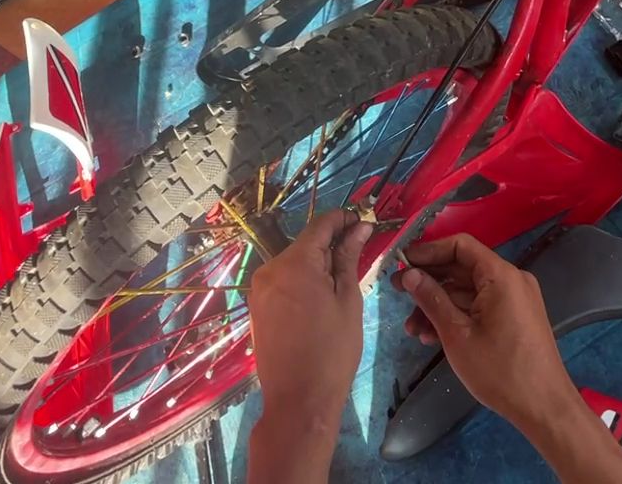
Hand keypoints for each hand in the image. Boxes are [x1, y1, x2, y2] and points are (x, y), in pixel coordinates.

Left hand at [244, 209, 371, 483]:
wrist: (298, 403)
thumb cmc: (332, 351)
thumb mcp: (348, 300)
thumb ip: (349, 257)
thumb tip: (360, 227)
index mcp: (295, 262)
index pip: (321, 224)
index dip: (344, 219)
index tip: (364, 224)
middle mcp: (271, 267)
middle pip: (306, 242)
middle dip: (332, 243)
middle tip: (358, 252)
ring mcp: (260, 287)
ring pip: (294, 260)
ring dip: (317, 262)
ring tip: (341, 278)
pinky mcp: (257, 305)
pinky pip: (283, 279)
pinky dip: (302, 278)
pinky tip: (319, 295)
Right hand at [396, 234, 621, 483]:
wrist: (545, 410)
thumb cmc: (500, 370)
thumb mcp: (457, 334)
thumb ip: (432, 299)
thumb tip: (409, 274)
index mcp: (500, 275)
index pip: (460, 245)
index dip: (429, 251)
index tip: (402, 262)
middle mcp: (511, 279)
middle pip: (462, 268)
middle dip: (429, 282)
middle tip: (398, 292)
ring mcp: (515, 299)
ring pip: (468, 291)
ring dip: (440, 305)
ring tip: (413, 330)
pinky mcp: (515, 318)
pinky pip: (481, 306)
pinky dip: (458, 316)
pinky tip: (434, 337)